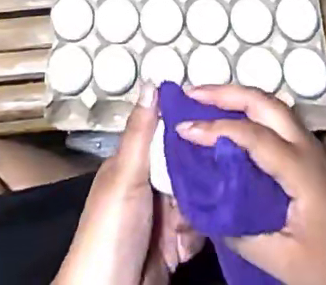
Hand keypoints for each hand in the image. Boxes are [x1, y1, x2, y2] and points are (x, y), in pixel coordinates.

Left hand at [55, 83, 204, 284]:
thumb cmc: (110, 231)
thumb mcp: (125, 176)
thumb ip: (142, 132)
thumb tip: (152, 80)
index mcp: (132, 163)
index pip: (166, 134)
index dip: (188, 128)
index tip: (215, 122)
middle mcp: (148, 185)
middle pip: (187, 166)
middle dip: (199, 177)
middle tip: (208, 183)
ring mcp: (161, 216)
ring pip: (198, 197)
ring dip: (197, 212)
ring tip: (183, 226)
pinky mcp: (173, 245)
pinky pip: (199, 228)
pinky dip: (196, 237)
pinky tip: (185, 246)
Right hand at [174, 85, 325, 284]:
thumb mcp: (286, 261)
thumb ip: (242, 234)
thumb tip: (203, 211)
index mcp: (301, 169)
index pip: (252, 136)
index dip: (215, 128)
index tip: (183, 127)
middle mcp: (307, 146)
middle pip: (265, 102)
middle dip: (227, 92)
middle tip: (191, 93)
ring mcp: (312, 146)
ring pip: (272, 105)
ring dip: (239, 97)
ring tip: (205, 100)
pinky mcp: (312, 154)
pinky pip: (277, 120)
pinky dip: (250, 111)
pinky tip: (232, 122)